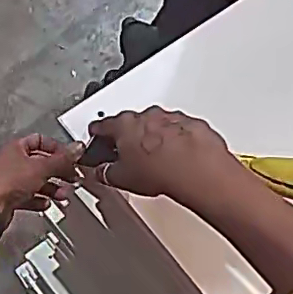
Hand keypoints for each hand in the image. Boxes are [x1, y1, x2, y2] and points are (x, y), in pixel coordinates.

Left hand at [0, 134, 82, 215]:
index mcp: (16, 147)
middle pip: (40, 162)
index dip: (57, 148)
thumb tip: (77, 148)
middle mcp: (11, 161)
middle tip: (71, 177)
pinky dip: (39, 199)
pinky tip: (46, 203)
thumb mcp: (41, 167)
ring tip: (63, 194)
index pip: (41, 141)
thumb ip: (62, 159)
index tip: (70, 157)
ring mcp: (9, 180)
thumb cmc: (7, 181)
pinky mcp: (8, 197)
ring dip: (51, 188)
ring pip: (35, 181)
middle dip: (57, 171)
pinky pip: (27, 196)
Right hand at [85, 107, 244, 207]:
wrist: (196, 169)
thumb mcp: (122, 178)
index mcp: (125, 124)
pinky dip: (178, 141)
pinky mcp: (194, 125)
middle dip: (129, 136)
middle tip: (129, 155)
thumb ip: (106, 172)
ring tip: (156, 160)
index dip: (97, 133)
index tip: (96, 134)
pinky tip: (178, 158)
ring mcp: (172, 118)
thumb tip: (101, 173)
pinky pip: (181, 131)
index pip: (103, 125)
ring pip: (158, 125)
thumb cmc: (160, 168)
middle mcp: (148, 115)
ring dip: (155, 137)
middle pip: (132, 123)